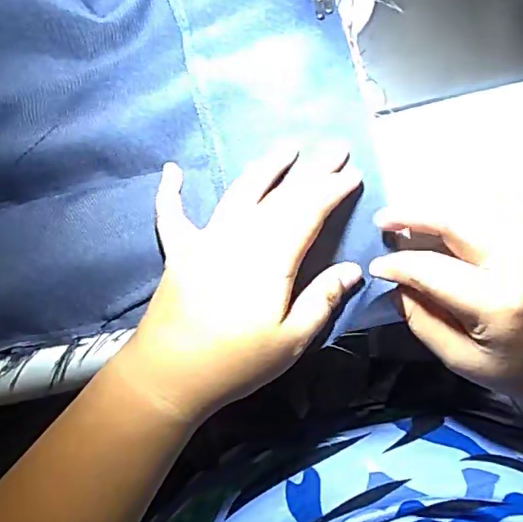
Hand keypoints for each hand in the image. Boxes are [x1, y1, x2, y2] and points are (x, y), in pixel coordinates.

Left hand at [107, 143, 364, 425]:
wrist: (169, 374)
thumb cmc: (237, 362)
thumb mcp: (290, 340)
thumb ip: (321, 300)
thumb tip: (353, 270)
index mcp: (271, 258)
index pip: (308, 212)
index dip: (332, 190)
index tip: (352, 173)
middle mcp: (240, 237)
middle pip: (281, 196)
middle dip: (312, 171)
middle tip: (335, 148)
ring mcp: (206, 240)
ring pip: (239, 193)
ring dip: (264, 168)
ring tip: (286, 147)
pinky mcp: (179, 252)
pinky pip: (172, 215)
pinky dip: (171, 192)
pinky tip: (172, 171)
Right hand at [370, 208, 522, 415]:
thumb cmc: (519, 371)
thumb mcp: (462, 359)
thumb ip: (423, 320)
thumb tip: (396, 285)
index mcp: (496, 302)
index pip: (432, 269)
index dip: (398, 265)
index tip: (377, 266)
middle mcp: (518, 262)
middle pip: (454, 220)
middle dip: (412, 216)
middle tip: (383, 220)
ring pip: (476, 205)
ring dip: (438, 206)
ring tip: (411, 216)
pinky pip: (501, 205)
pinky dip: (470, 204)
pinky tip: (450, 211)